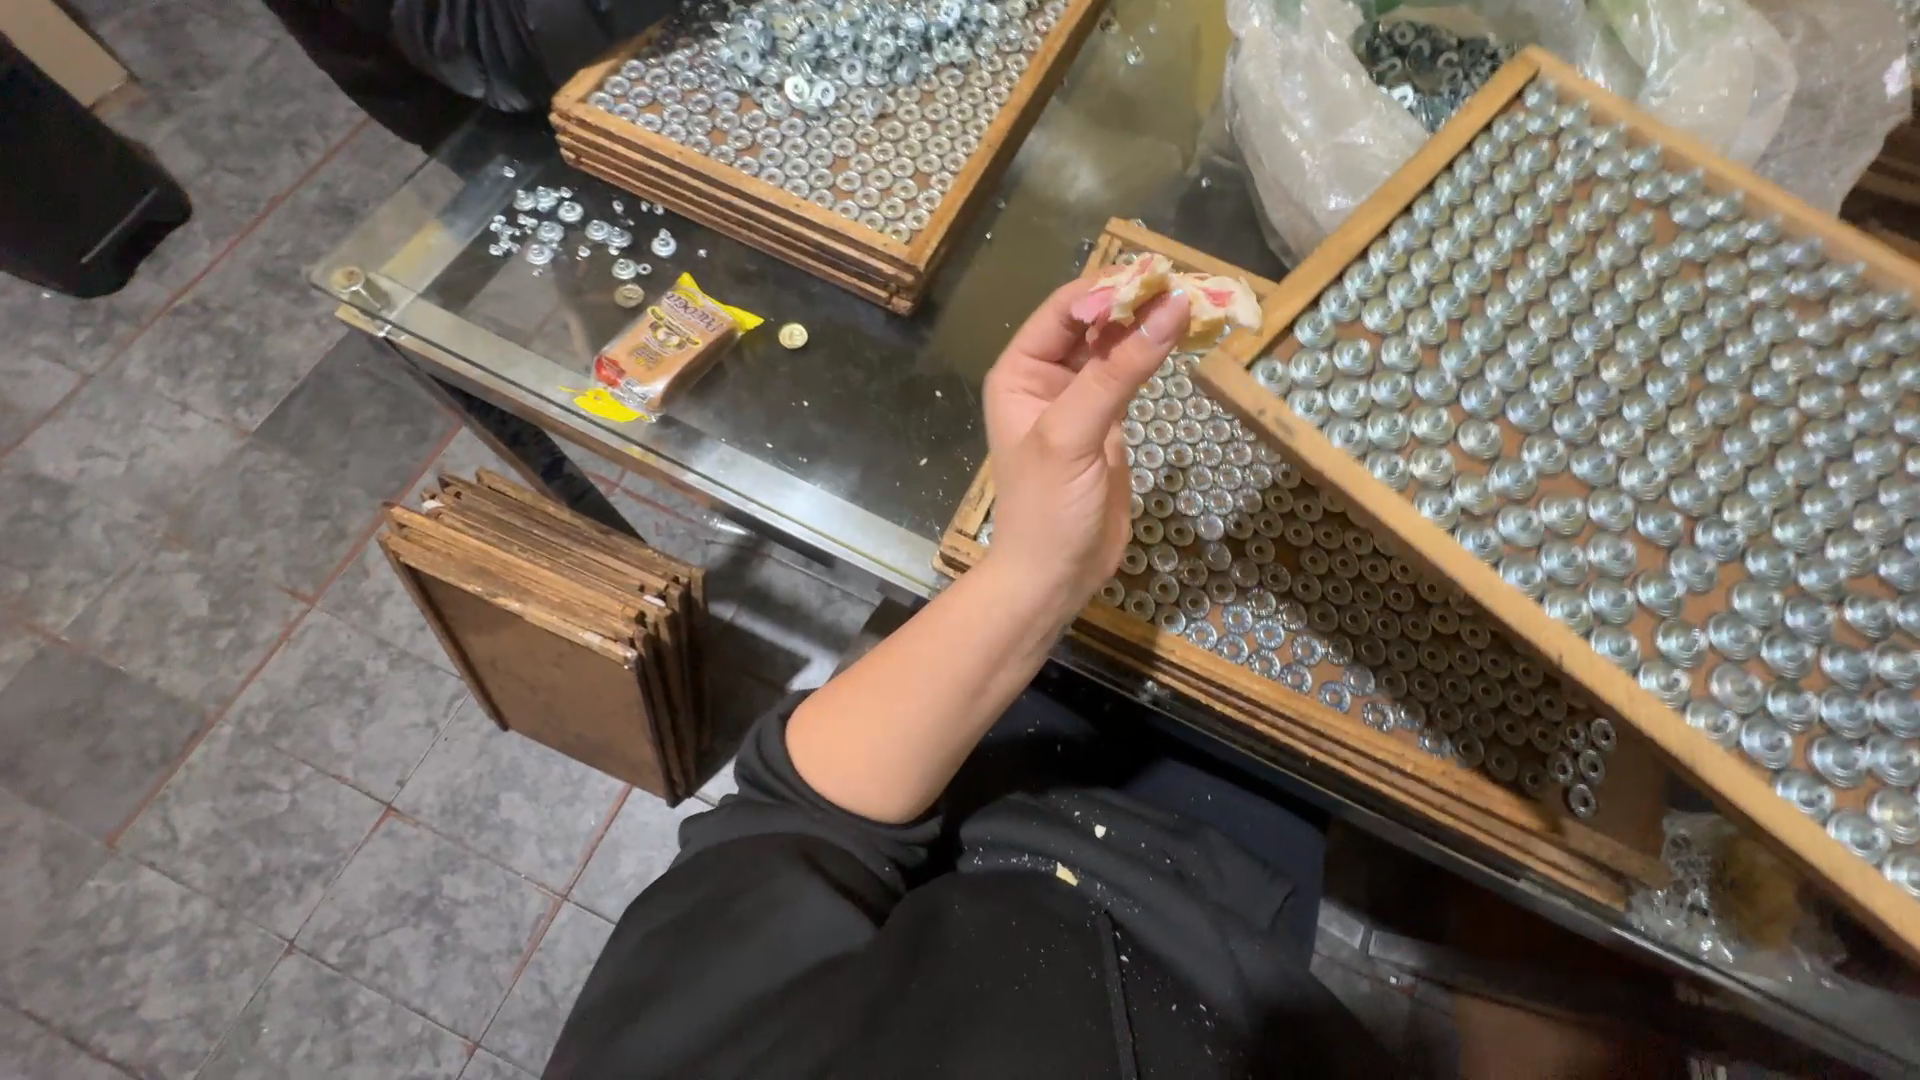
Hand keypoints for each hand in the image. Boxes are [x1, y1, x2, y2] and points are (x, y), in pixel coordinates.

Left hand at [981, 278, 1188, 621]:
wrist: (1056, 574)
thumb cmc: (1048, 508)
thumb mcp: (1073, 435)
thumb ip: (1118, 372)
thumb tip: (1172, 308)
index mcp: (1019, 371)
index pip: (1064, 310)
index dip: (1110, 287)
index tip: (1163, 274)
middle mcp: (1045, 377)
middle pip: (1092, 321)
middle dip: (1135, 300)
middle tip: (1191, 281)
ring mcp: (1078, 399)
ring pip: (1115, 346)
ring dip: (1149, 324)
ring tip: (1199, 300)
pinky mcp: (1106, 422)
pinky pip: (1131, 375)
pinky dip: (1155, 356)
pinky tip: (1183, 337)